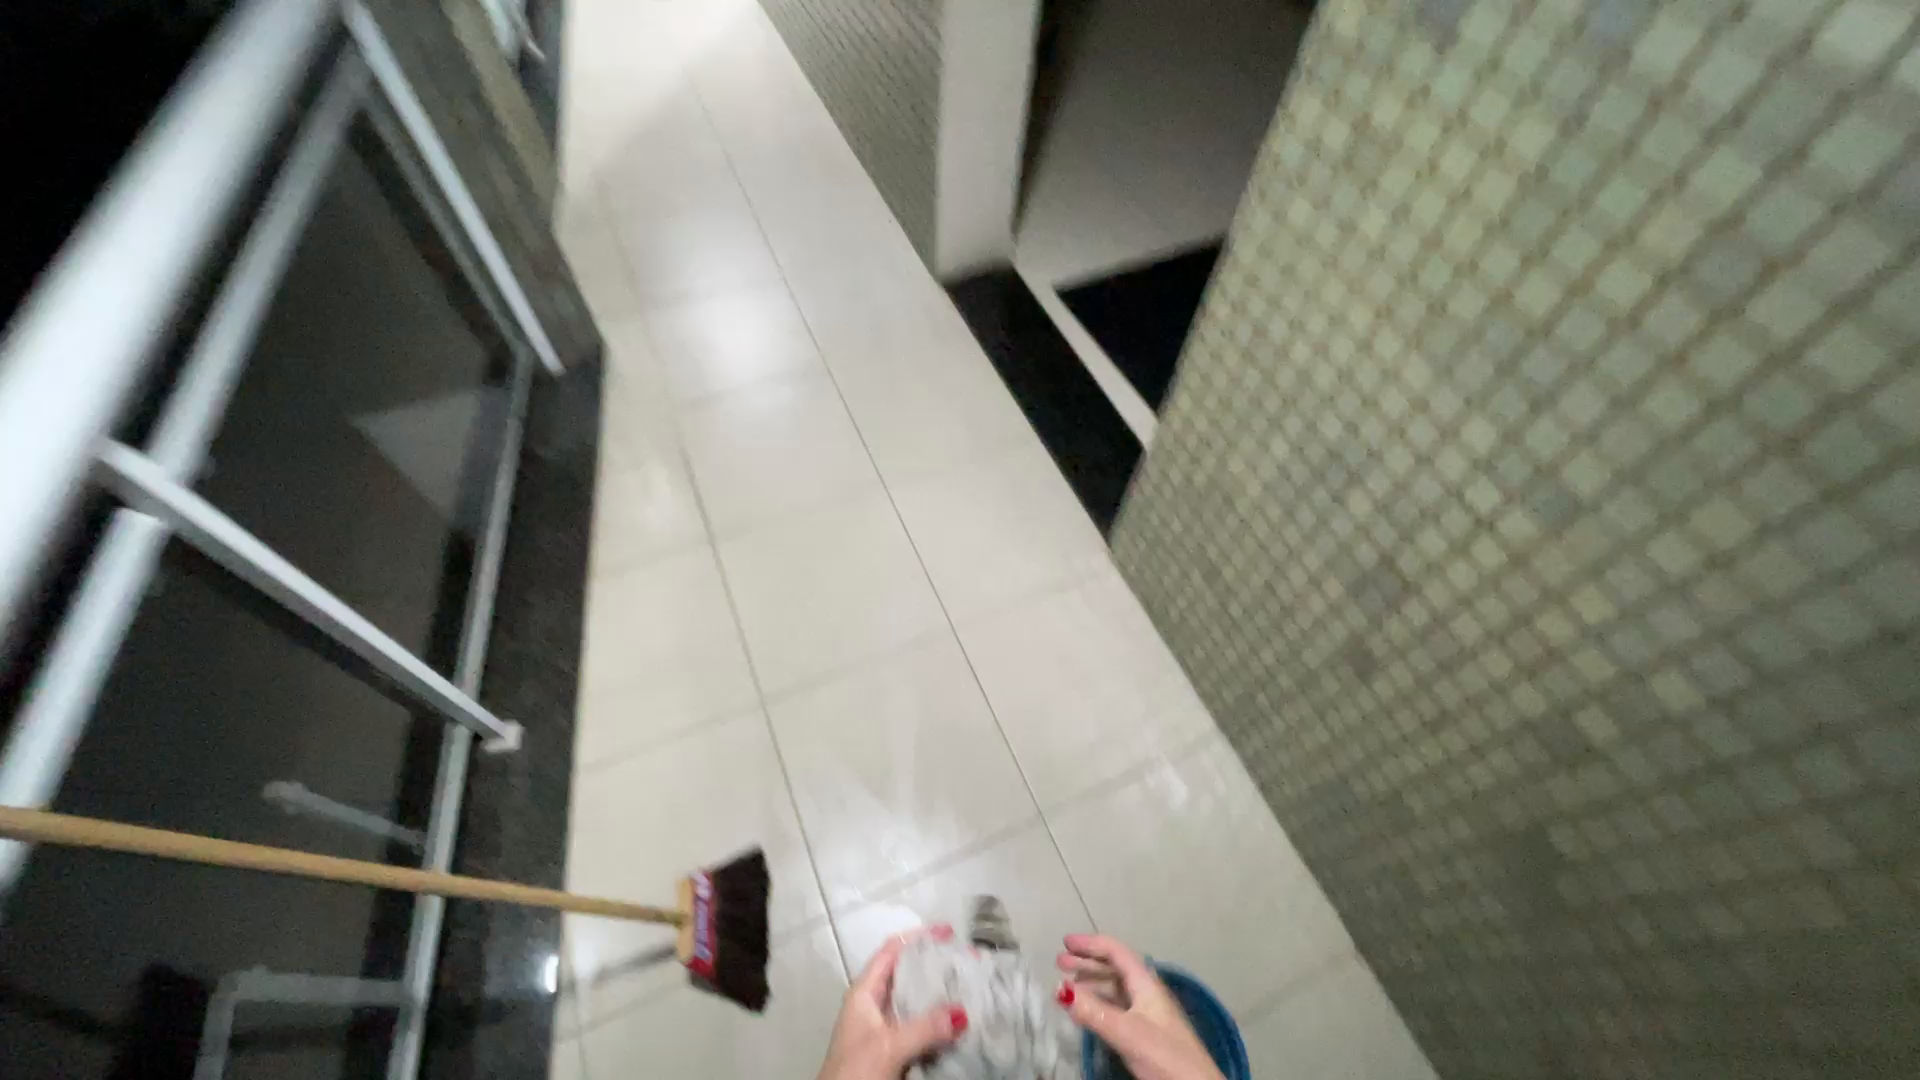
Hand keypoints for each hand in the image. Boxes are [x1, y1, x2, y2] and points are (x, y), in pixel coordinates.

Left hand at [816, 925, 968, 1079]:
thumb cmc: (854, 1073)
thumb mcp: (888, 1046)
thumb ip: (924, 1027)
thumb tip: (962, 1011)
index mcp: (864, 992)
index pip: (892, 950)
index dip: (918, 937)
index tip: (949, 932)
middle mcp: (874, 1005)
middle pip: (907, 974)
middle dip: (936, 965)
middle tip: (968, 961)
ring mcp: (884, 1030)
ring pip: (916, 1002)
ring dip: (940, 995)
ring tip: (970, 988)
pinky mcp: (893, 1053)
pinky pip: (920, 1029)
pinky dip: (939, 1023)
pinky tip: (960, 1024)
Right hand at [1055, 934, 1225, 1079]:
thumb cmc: (1166, 1057)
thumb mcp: (1127, 1033)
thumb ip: (1094, 1012)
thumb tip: (1059, 987)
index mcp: (1146, 984)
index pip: (1116, 951)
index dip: (1090, 944)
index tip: (1065, 942)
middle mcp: (1148, 993)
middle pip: (1115, 967)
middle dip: (1087, 962)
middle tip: (1059, 962)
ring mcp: (1149, 1014)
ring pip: (1116, 989)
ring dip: (1092, 983)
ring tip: (1068, 987)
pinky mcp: (1148, 1034)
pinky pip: (1118, 1008)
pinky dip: (1099, 1004)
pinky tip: (1089, 1013)